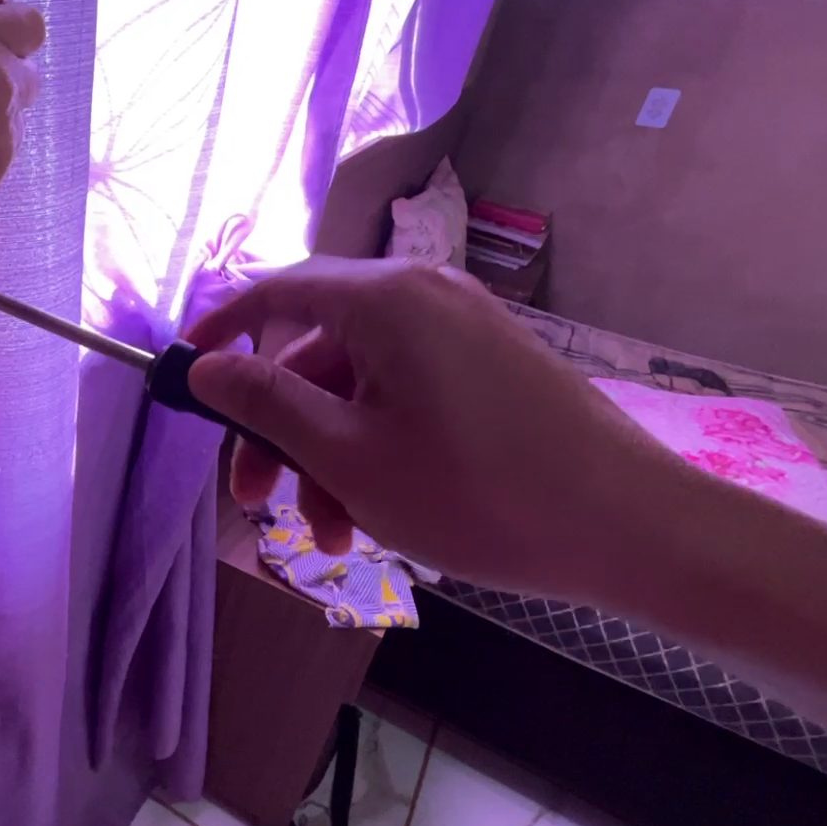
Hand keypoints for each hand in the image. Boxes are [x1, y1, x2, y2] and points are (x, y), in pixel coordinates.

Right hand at [184, 258, 684, 598]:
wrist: (638, 534)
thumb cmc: (473, 491)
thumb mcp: (343, 453)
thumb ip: (263, 402)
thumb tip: (202, 366)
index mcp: (383, 301)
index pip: (275, 292)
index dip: (221, 330)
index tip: (188, 374)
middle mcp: (420, 300)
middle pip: (312, 355)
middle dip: (277, 431)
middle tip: (256, 500)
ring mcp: (458, 335)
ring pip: (354, 390)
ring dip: (325, 458)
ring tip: (331, 534)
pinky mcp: (485, 370)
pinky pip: (399, 399)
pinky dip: (371, 449)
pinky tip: (373, 514)